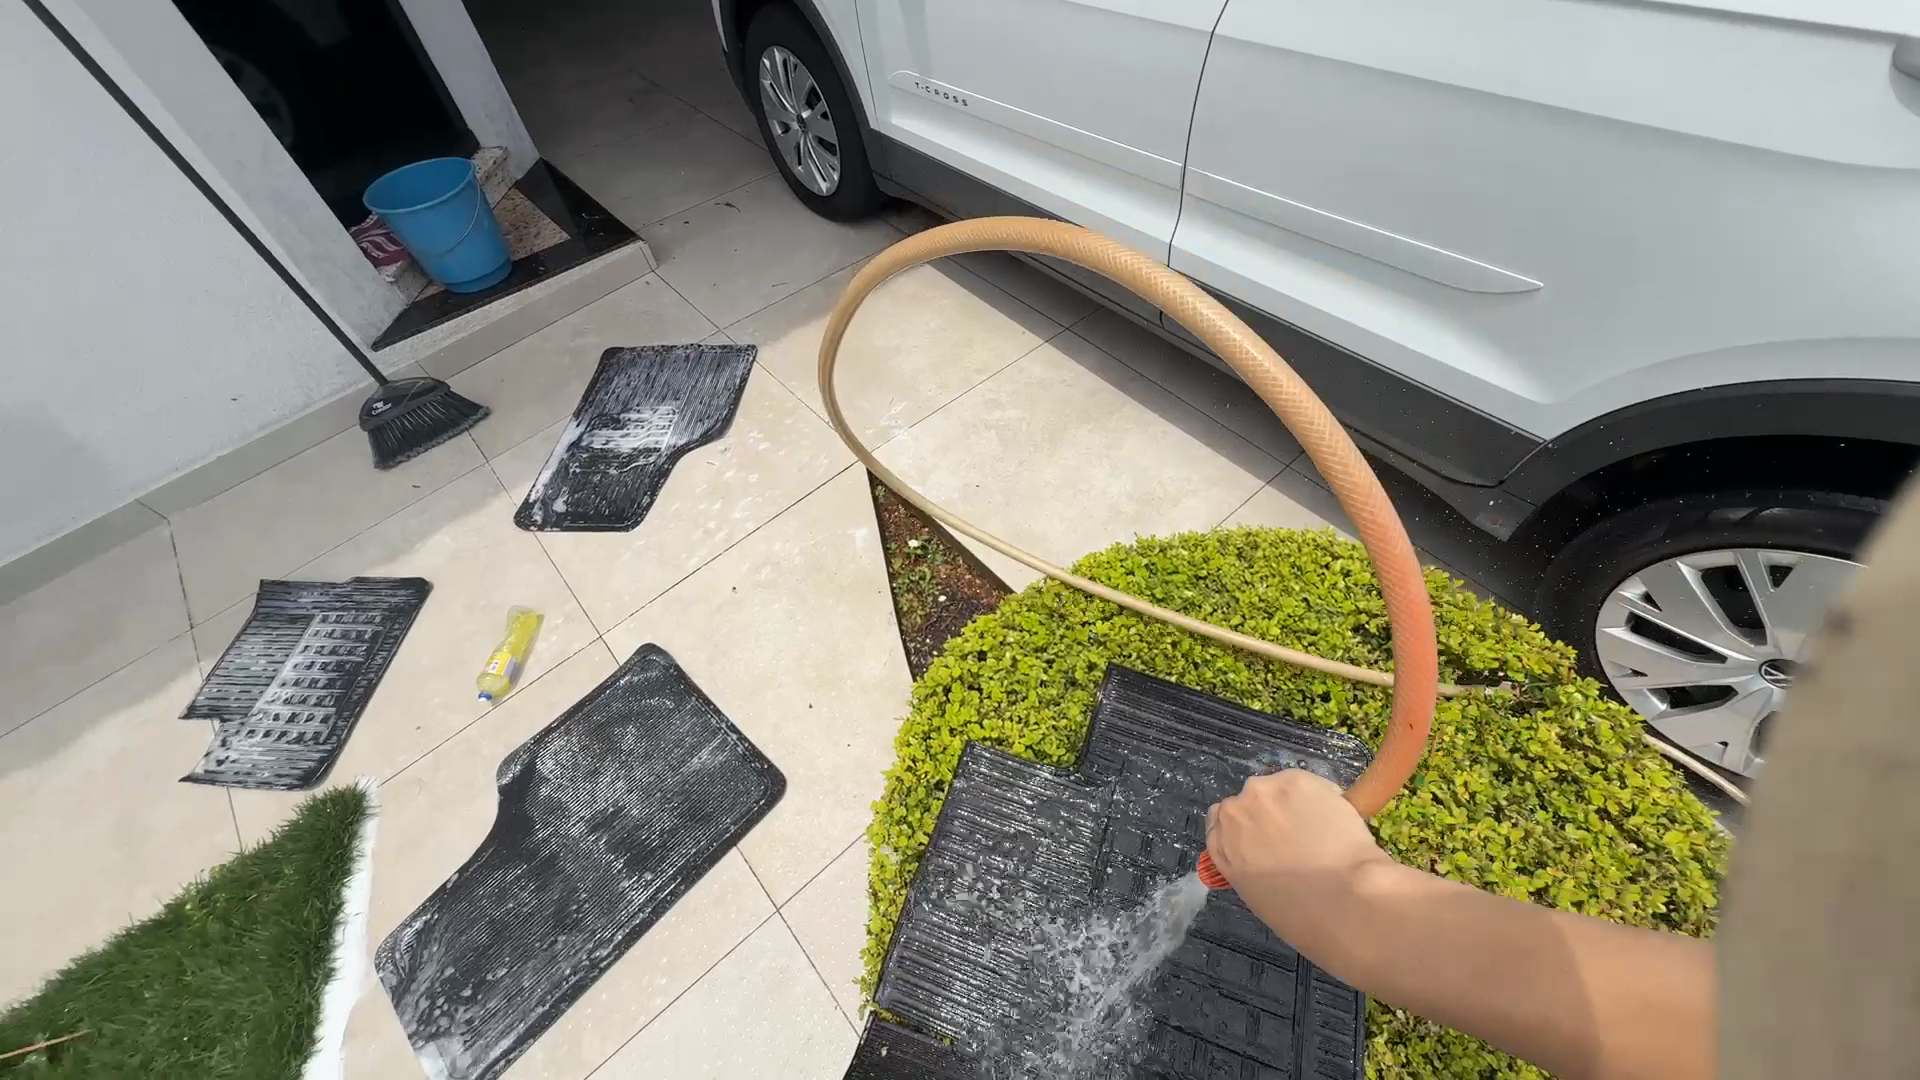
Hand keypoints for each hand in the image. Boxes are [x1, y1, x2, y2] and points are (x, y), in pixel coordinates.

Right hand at [1205, 769, 1389, 937]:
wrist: (1345, 902)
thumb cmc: (1303, 918)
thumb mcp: (1259, 897)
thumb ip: (1251, 866)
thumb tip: (1269, 858)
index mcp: (1222, 844)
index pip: (1220, 820)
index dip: (1245, 826)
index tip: (1264, 837)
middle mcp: (1235, 811)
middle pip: (1250, 801)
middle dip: (1271, 814)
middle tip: (1299, 836)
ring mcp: (1264, 791)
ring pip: (1279, 789)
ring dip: (1296, 804)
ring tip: (1323, 830)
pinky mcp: (1296, 779)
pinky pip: (1309, 785)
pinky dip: (1322, 799)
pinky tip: (1337, 822)